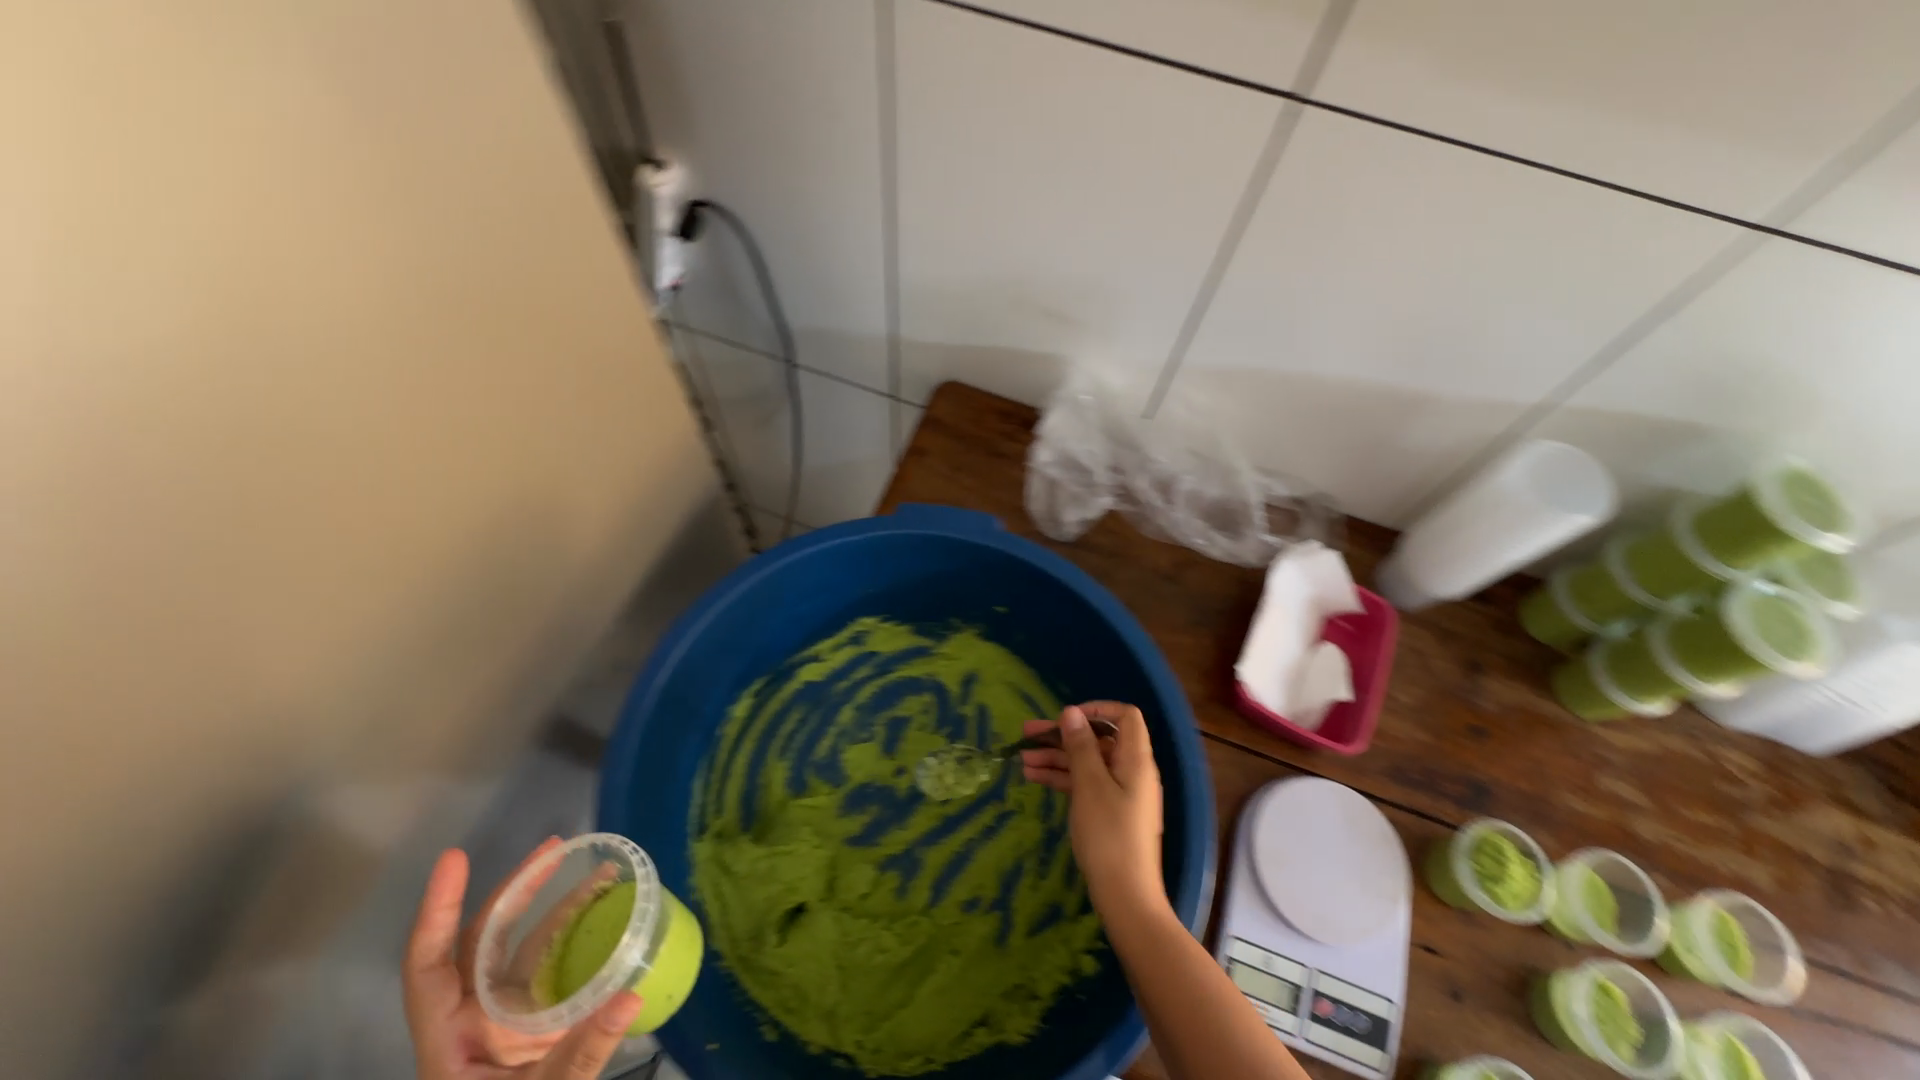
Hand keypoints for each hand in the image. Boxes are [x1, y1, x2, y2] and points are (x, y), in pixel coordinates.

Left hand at [404, 839, 643, 1079]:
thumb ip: (580, 1056)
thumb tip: (631, 996)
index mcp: (451, 1041)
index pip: (431, 965)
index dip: (438, 910)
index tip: (454, 859)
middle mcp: (475, 1023)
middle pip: (486, 944)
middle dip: (518, 892)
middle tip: (555, 847)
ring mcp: (509, 1026)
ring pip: (529, 953)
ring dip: (562, 911)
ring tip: (602, 874)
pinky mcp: (541, 1031)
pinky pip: (558, 975)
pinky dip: (581, 943)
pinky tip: (609, 921)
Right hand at [1020, 701, 1166, 916]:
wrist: (1125, 895)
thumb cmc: (1108, 835)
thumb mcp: (1089, 785)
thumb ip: (1080, 746)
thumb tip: (1071, 712)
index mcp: (1136, 760)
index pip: (1125, 717)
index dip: (1096, 709)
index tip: (1066, 717)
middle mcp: (1132, 771)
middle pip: (1099, 740)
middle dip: (1064, 735)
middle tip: (1027, 733)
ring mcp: (1121, 793)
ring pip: (1087, 763)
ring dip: (1057, 757)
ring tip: (1022, 759)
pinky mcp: (1110, 813)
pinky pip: (1085, 784)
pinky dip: (1063, 778)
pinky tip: (1035, 778)